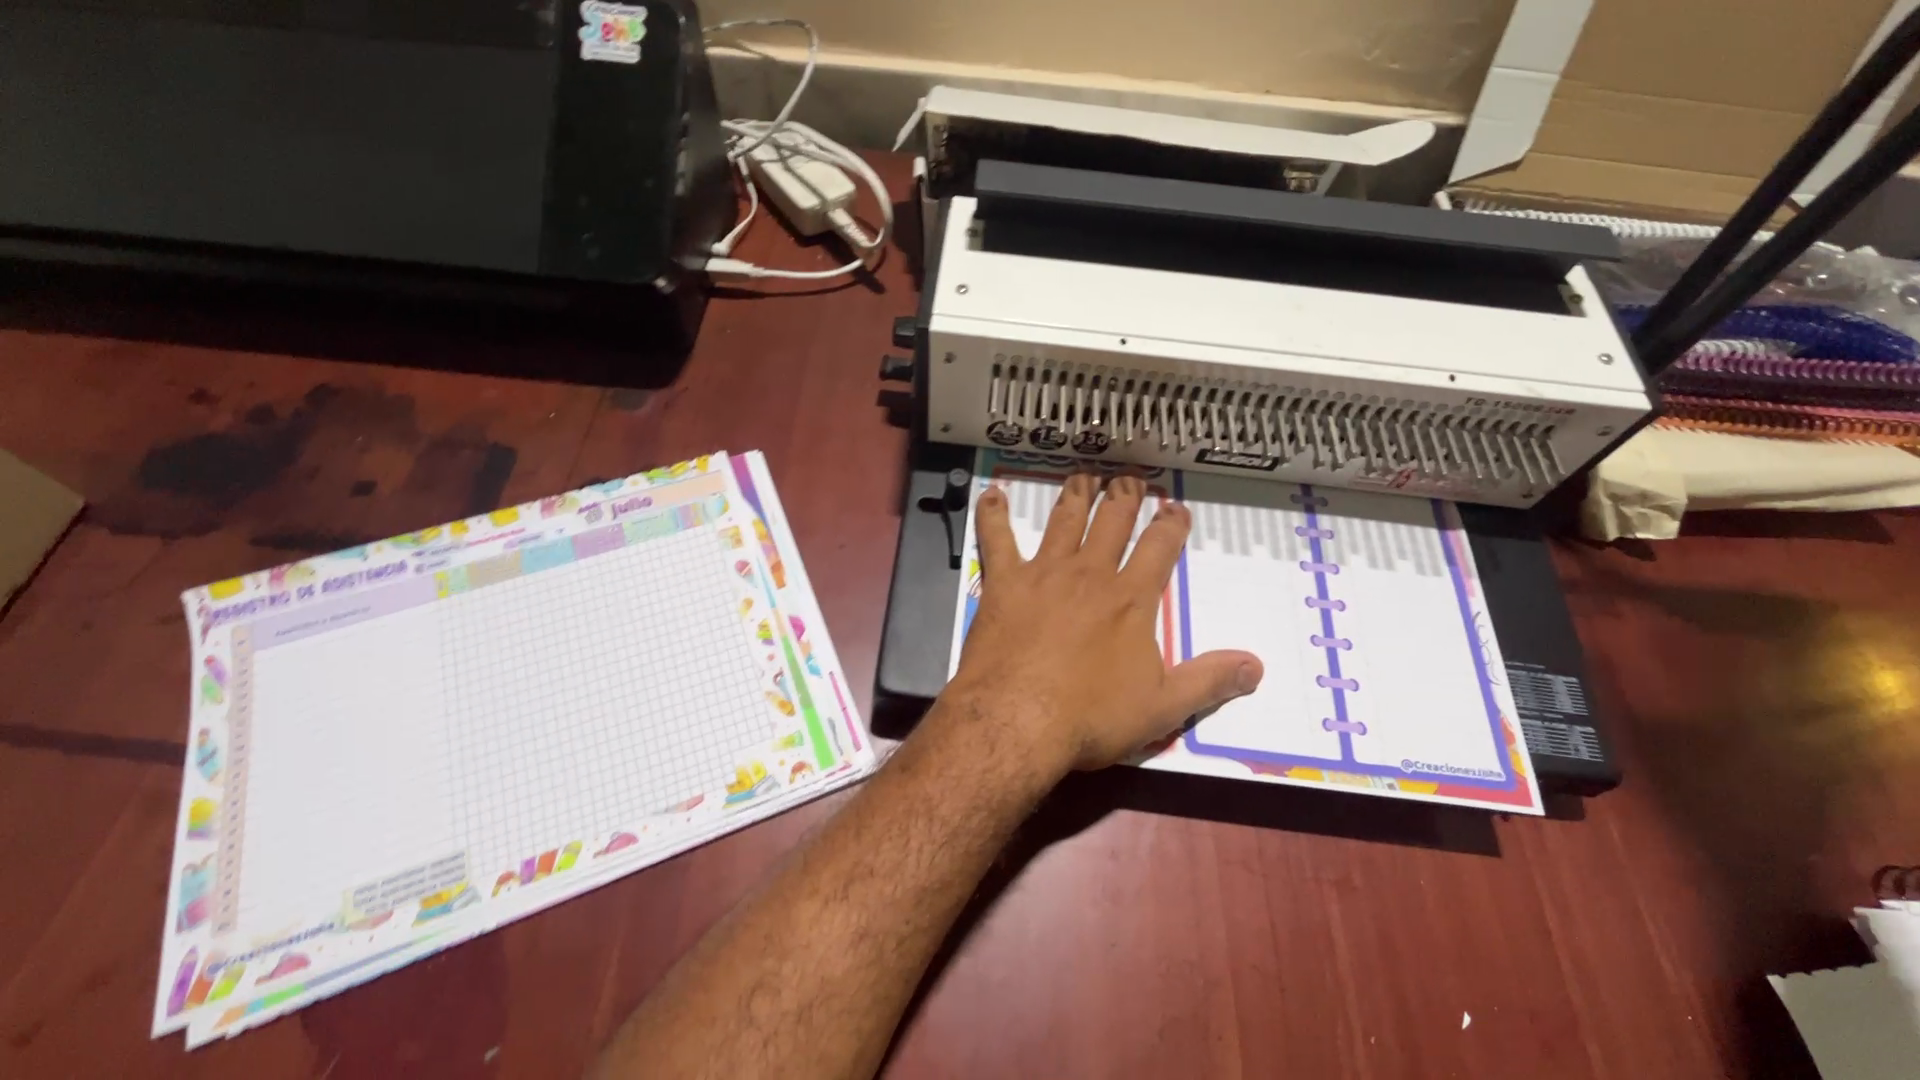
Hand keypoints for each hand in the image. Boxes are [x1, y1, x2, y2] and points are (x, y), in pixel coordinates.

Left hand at [947, 472, 1263, 772]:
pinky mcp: (1003, 584)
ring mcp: (1044, 574)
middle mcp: (1090, 575)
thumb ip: (1208, 682)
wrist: (1017, 719)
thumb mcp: (1162, 708)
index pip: (1159, 549)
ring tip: (1083, 474)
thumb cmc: (1091, 717)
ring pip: (1063, 520)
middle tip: (1129, 478)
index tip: (1175, 509)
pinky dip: (993, 514)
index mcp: (1130, 600)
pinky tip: (992, 494)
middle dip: (1124, 496)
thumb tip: (1256, 666)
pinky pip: (997, 539)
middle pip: (1112, 522)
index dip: (1170, 525)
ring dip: (1076, 494)